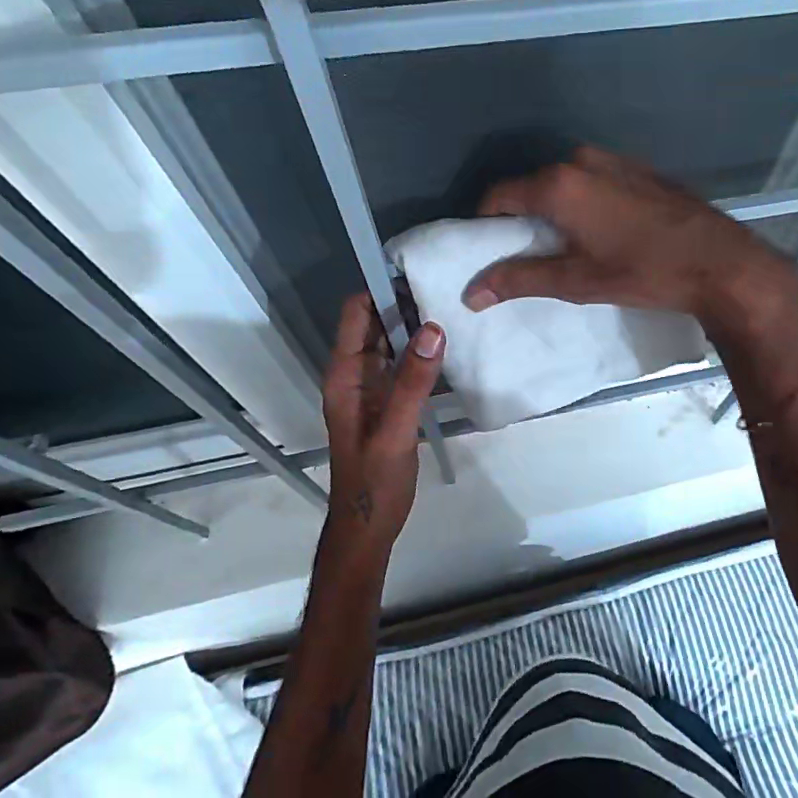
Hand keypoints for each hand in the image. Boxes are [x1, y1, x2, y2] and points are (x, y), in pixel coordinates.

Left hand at [321, 294, 444, 550]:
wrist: (369, 524)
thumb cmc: (374, 480)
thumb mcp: (394, 432)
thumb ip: (412, 382)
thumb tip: (433, 328)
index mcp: (345, 375)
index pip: (356, 314)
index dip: (381, 289)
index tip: (419, 273)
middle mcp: (355, 373)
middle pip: (375, 322)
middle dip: (404, 301)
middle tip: (446, 286)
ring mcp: (372, 386)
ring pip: (391, 340)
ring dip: (414, 324)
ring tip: (452, 306)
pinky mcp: (388, 399)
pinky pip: (403, 362)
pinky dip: (420, 349)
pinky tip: (447, 344)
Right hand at [461, 147, 797, 336]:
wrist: (722, 262)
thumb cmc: (644, 272)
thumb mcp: (577, 281)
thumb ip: (520, 279)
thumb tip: (472, 293)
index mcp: (559, 184)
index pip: (499, 196)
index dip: (487, 224)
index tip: (491, 252)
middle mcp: (581, 159)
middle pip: (532, 186)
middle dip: (523, 219)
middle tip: (531, 256)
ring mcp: (614, 159)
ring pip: (565, 183)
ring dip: (556, 211)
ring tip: (568, 248)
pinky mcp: (638, 168)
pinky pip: (593, 180)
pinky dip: (584, 202)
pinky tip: (603, 232)